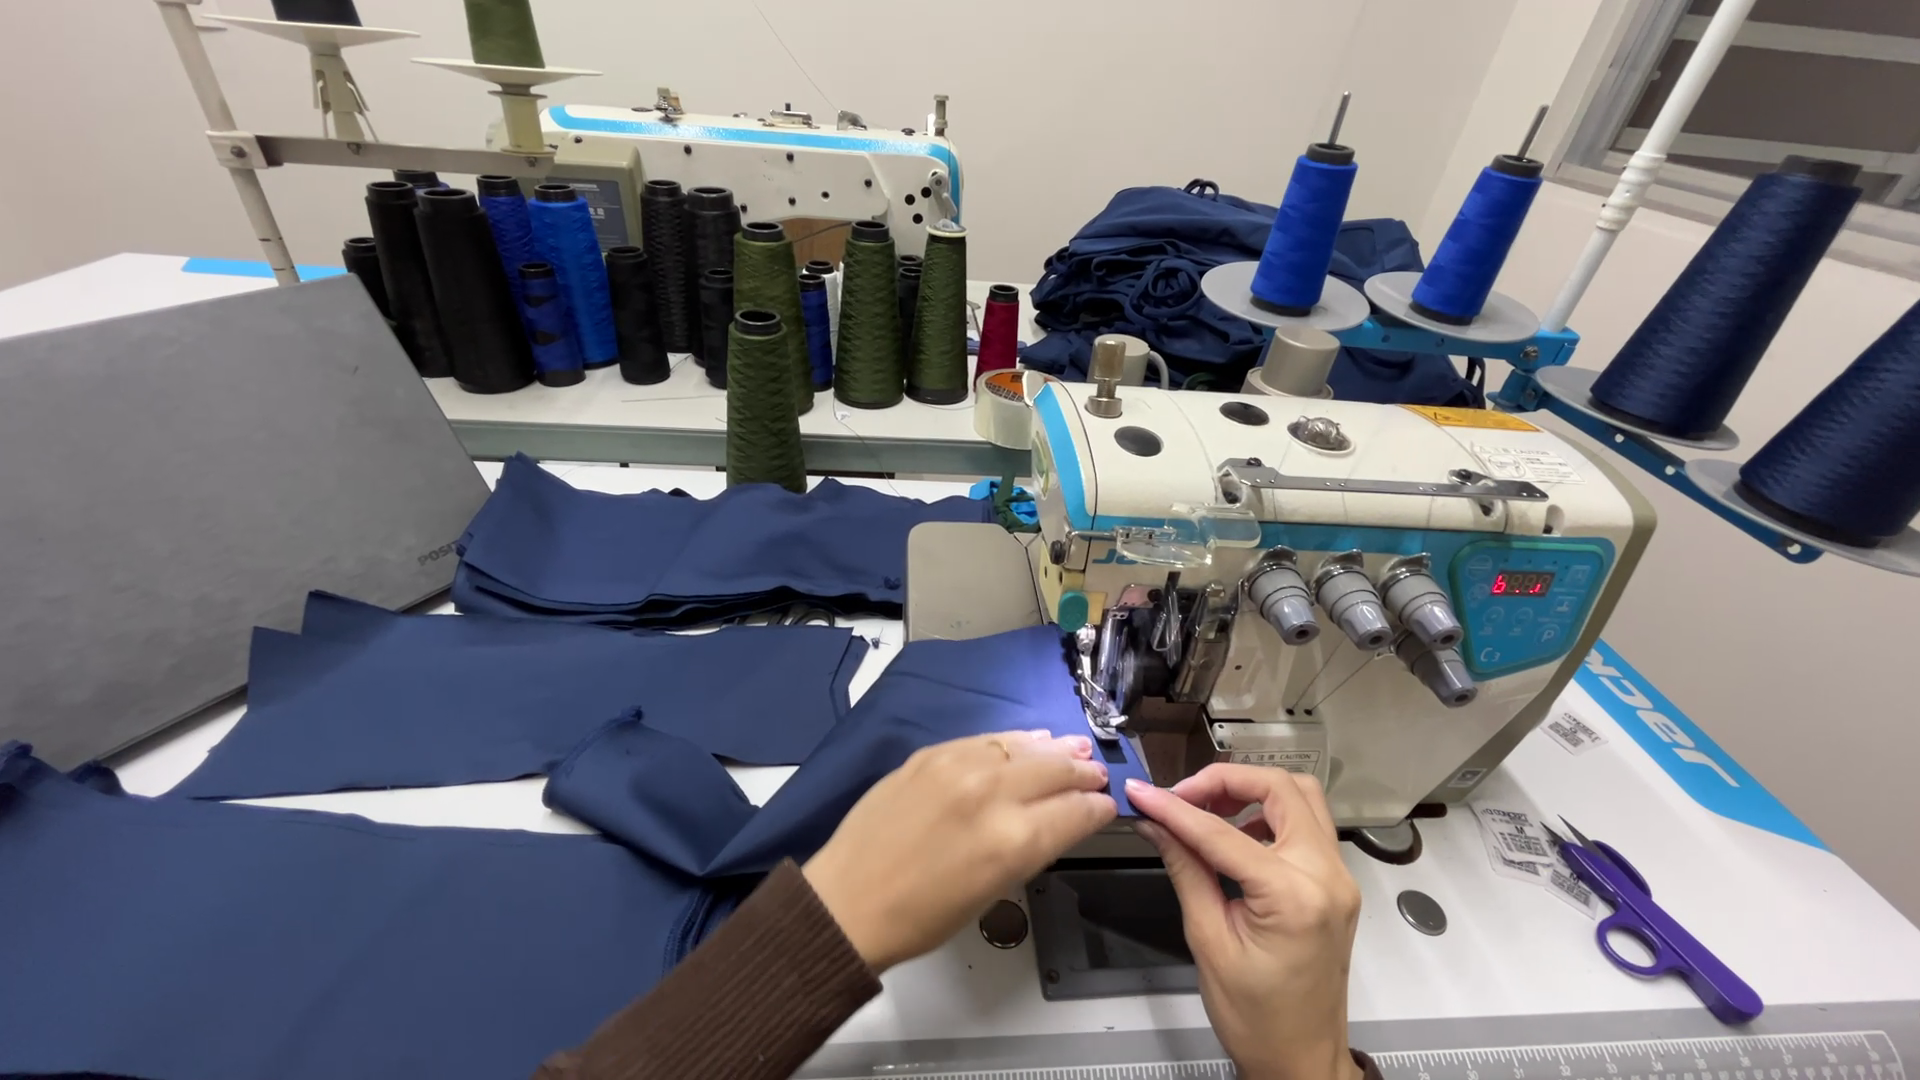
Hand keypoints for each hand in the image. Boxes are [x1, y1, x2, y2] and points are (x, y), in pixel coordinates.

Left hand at [804, 731, 1116, 970]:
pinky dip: (1013, 740)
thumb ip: (1031, 846)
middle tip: (1097, 773)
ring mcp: (959, 766)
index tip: (1106, 805)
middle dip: (1082, 773)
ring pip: (1022, 747)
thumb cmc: (924, 915)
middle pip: (1054, 771)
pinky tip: (1029, 740)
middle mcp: (992, 794)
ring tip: (1074, 748)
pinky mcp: (932, 754)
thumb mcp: (993, 889)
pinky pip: (986, 739)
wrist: (851, 899)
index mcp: (1013, 841)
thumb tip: (1059, 819)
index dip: (1097, 808)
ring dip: (1053, 749)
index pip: (1074, 813)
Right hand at [1126, 767, 1362, 1079]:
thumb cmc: (1258, 1018)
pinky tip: (1234, 832)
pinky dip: (1268, 812)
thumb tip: (1156, 823)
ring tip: (1206, 808)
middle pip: (1280, 787)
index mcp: (1294, 897)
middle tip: (1181, 795)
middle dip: (1224, 780)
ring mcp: (1338, 878)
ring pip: (1301, 796)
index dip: (1174, 808)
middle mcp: (1327, 877)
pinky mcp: (1334, 883)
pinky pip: (1306, 824)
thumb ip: (1184, 868)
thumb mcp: (1207, 939)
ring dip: (1251, 790)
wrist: (1301, 1061)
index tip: (1143, 795)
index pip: (1222, 831)